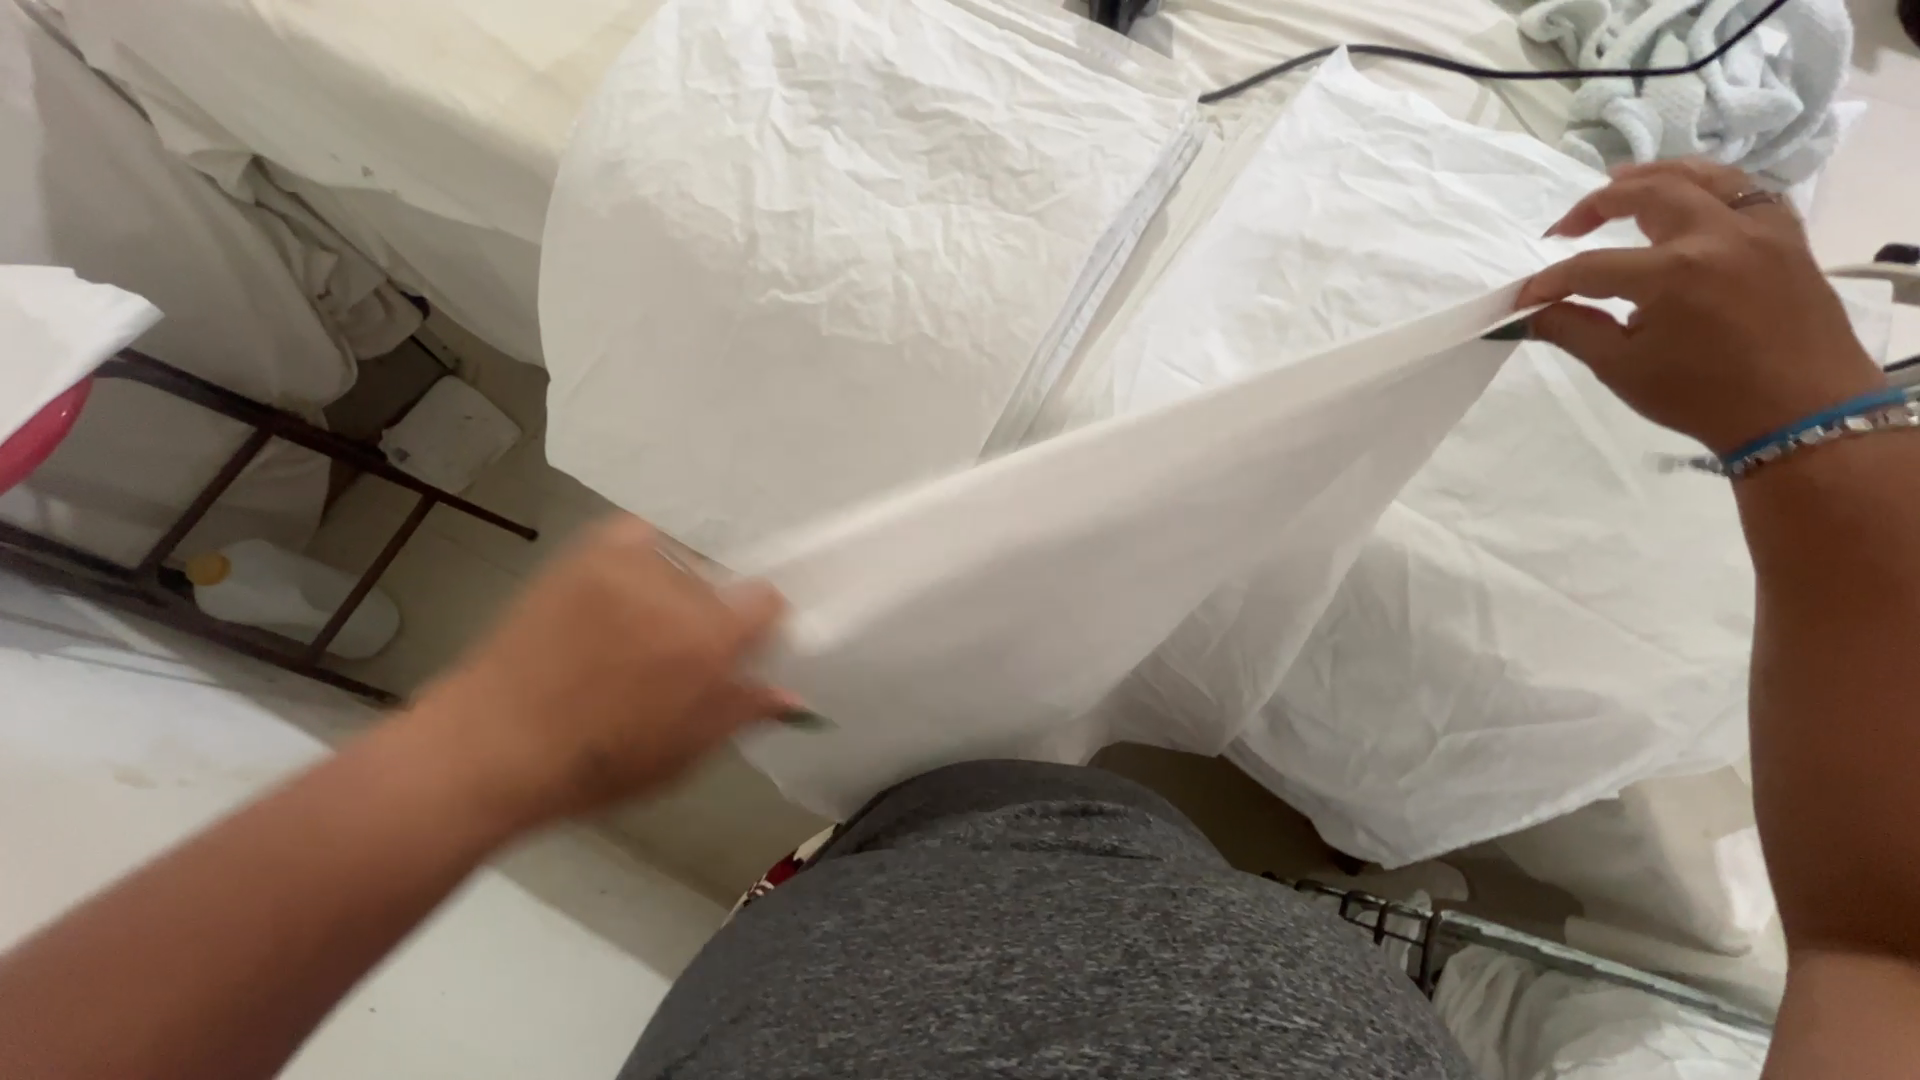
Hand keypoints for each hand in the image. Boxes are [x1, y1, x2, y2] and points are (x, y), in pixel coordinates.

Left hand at [405, 516, 786, 830]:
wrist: (492, 744)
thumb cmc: (599, 763)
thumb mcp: (686, 752)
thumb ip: (745, 710)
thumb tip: (793, 696)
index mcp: (710, 638)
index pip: (768, 600)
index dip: (761, 625)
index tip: (741, 650)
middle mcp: (676, 588)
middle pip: (722, 583)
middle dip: (714, 614)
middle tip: (683, 652)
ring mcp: (627, 564)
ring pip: (681, 564)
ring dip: (677, 590)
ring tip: (640, 628)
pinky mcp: (585, 554)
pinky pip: (637, 535)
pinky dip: (644, 552)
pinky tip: (628, 587)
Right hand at [1519, 159, 1886, 454]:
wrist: (1797, 408)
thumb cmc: (1700, 394)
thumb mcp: (1621, 366)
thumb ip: (1572, 329)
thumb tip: (1534, 311)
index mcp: (1672, 274)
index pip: (1589, 267)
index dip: (1548, 283)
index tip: (1523, 300)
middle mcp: (1718, 236)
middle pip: (1649, 193)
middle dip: (1596, 205)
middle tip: (1563, 228)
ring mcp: (1760, 230)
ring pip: (1705, 176)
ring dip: (1656, 175)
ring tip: (1620, 181)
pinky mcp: (1786, 236)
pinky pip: (1746, 191)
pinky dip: (1708, 187)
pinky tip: (1684, 200)